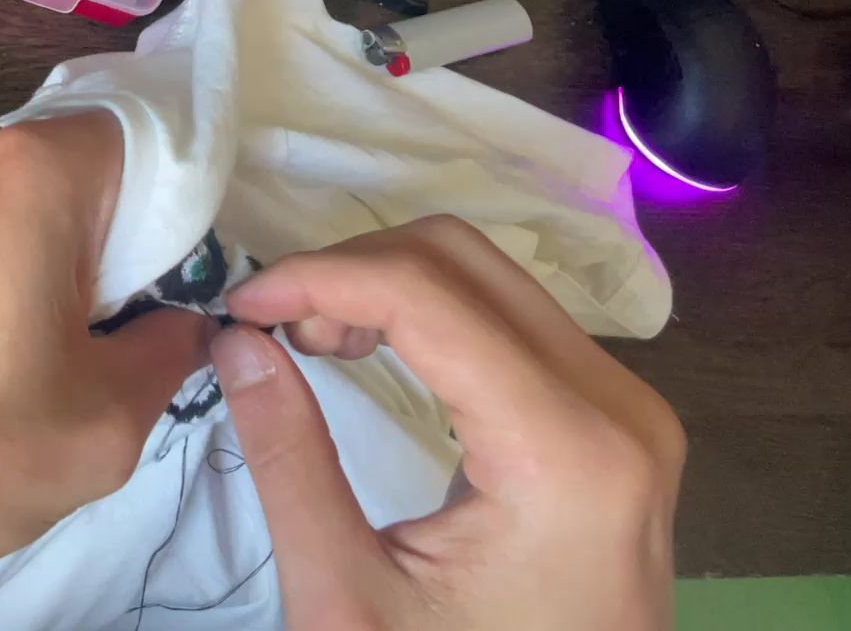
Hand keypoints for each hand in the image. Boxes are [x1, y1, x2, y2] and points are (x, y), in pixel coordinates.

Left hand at [0, 112, 214, 630]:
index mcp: (33, 166)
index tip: (185, 295)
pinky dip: (8, 272)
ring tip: (50, 358)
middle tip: (120, 342)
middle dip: (124, 253)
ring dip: (65, 269)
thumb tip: (183, 319)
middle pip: (94, 177)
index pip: (156, 151)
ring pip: (37, 205)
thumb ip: (170, 353)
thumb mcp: (97, 426)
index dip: (185, 223)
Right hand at [210, 216, 684, 630]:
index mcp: (565, 453)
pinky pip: (488, 300)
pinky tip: (363, 344)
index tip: (238, 306)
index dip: (315, 278)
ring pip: (470, 264)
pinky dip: (406, 299)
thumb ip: (287, 458)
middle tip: (273, 328)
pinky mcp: (599, 404)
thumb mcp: (345, 599)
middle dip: (341, 271)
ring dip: (370, 280)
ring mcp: (615, 397)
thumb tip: (235, 338)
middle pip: (451, 255)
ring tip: (312, 341)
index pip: (421, 292)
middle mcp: (611, 402)